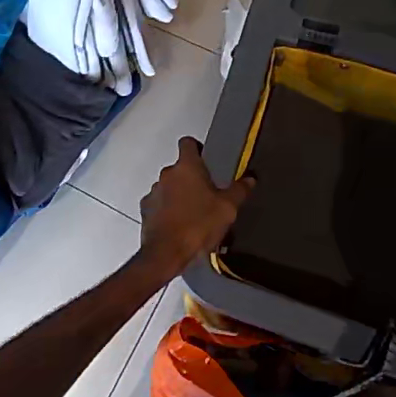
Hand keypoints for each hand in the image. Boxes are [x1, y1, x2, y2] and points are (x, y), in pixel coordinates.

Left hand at [137, 137, 254, 276]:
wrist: (166, 253)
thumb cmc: (199, 225)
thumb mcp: (228, 209)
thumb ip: (239, 190)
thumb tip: (250, 178)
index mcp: (186, 167)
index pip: (188, 142)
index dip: (197, 148)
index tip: (207, 160)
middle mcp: (166, 174)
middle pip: (180, 168)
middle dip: (192, 178)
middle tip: (207, 195)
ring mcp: (153, 191)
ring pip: (169, 186)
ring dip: (179, 194)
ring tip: (193, 213)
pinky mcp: (145, 210)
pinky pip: (159, 204)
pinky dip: (167, 209)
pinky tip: (179, 225)